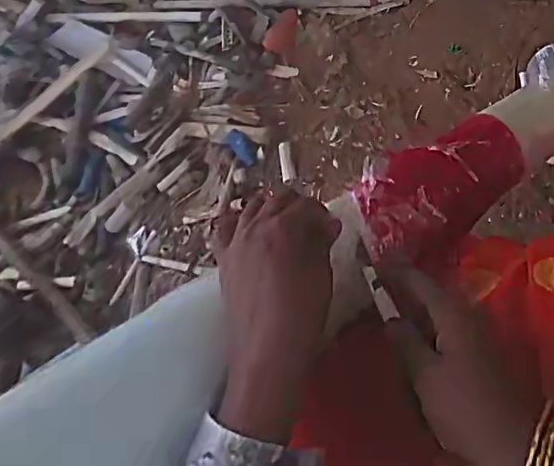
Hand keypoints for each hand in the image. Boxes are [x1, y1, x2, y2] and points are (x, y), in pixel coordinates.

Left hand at [212, 188, 342, 442]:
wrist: (266, 354)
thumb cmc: (302, 316)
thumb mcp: (321, 276)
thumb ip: (322, 244)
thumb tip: (328, 225)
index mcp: (285, 227)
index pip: (307, 205)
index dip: (321, 212)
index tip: (329, 226)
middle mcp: (257, 226)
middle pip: (278, 199)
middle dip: (297, 205)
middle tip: (312, 223)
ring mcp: (237, 241)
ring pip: (252, 207)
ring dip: (270, 208)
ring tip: (283, 223)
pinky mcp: (224, 260)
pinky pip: (225, 229)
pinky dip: (236, 222)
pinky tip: (247, 229)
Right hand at [382, 266, 538, 465]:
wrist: (516, 443)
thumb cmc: (465, 407)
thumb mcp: (427, 378)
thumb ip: (406, 343)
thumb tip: (392, 318)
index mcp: (453, 311)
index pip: (419, 280)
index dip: (396, 270)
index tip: (375, 260)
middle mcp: (469, 312)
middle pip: (433, 293)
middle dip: (408, 288)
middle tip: (382, 284)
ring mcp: (481, 331)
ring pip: (443, 311)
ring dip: (421, 309)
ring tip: (396, 310)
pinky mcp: (485, 351)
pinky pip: (452, 327)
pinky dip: (433, 326)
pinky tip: (421, 338)